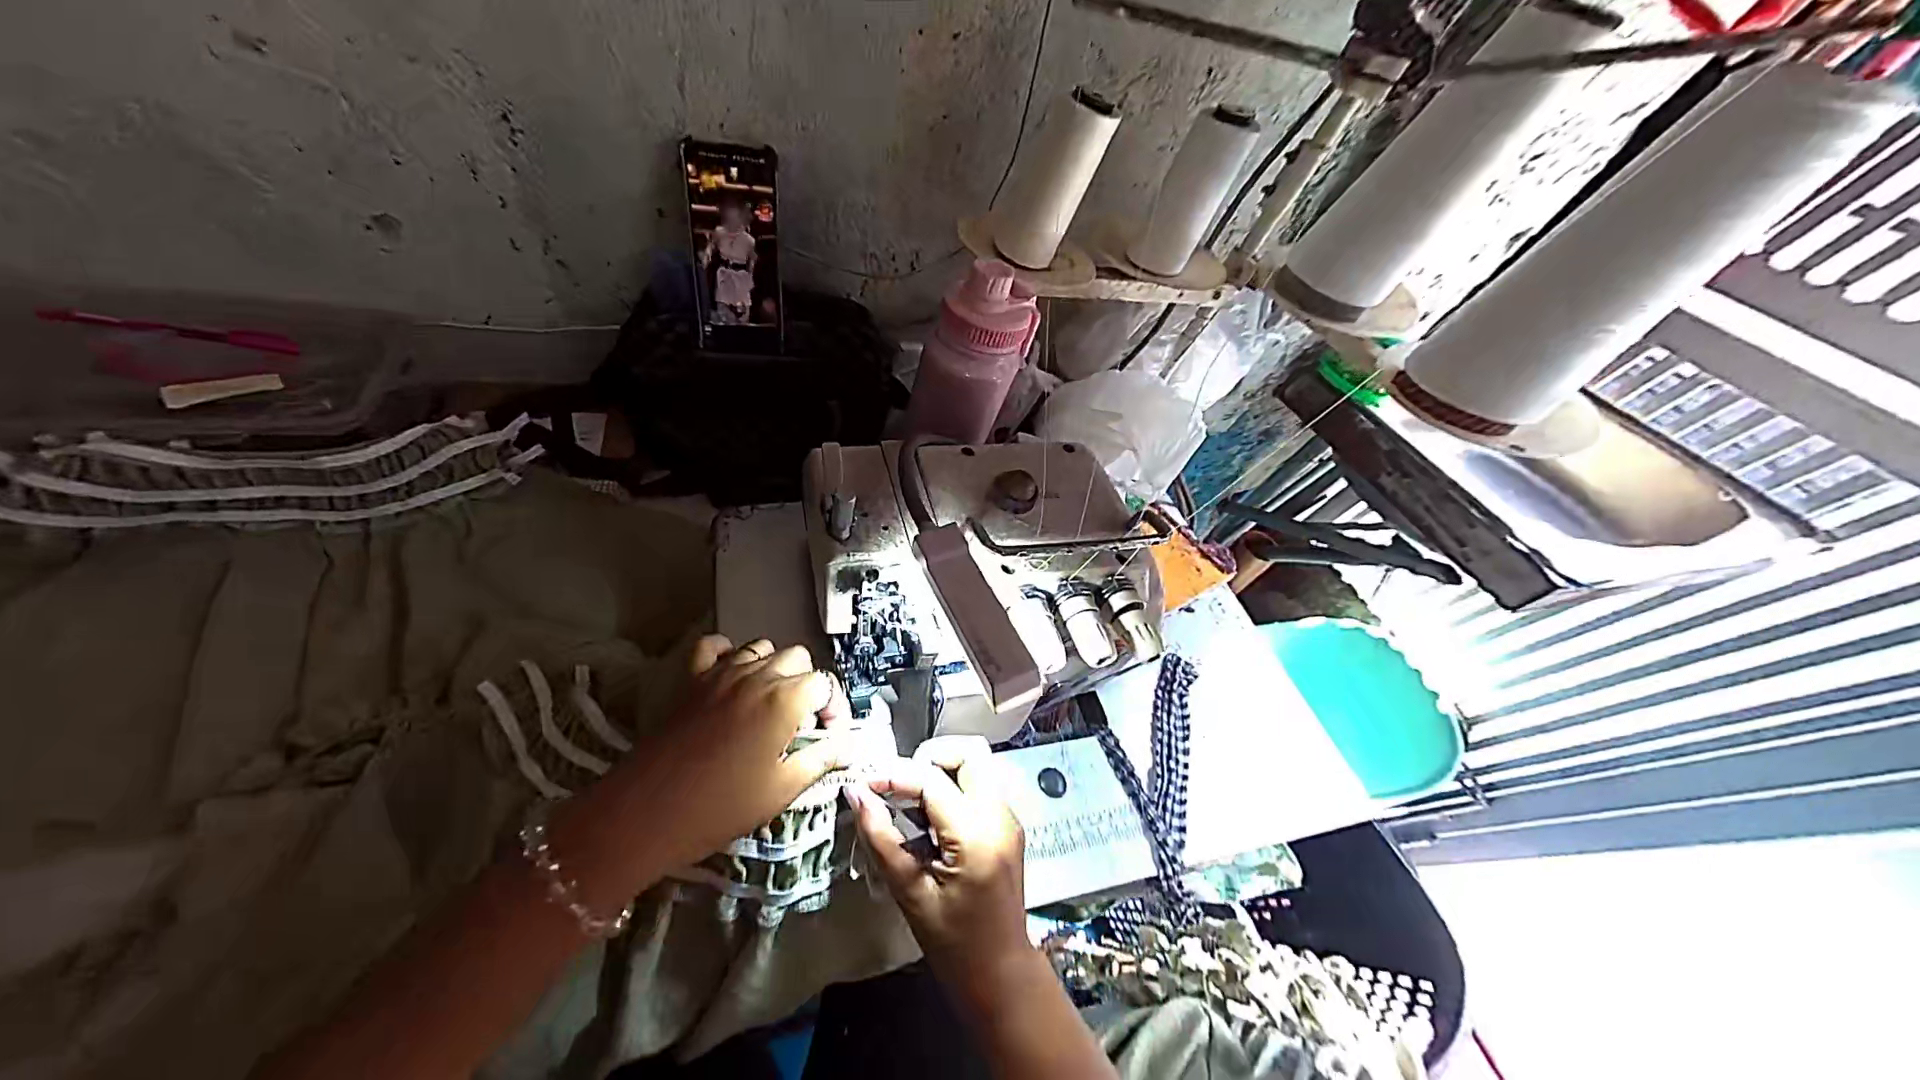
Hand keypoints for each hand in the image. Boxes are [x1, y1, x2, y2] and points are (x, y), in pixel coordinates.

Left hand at [619, 635, 849, 869]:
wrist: (648, 813)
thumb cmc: (722, 805)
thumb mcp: (783, 789)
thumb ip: (821, 759)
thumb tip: (843, 746)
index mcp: (785, 699)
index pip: (826, 684)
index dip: (834, 709)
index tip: (829, 737)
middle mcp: (757, 675)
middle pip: (798, 658)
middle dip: (807, 685)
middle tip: (800, 723)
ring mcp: (721, 673)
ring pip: (761, 647)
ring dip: (773, 669)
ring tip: (769, 704)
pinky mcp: (692, 679)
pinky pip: (714, 646)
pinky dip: (727, 653)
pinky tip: (732, 676)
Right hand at [845, 736, 1029, 988]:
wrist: (1001, 973)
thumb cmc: (954, 944)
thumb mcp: (910, 894)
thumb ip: (882, 839)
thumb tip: (857, 795)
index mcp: (976, 835)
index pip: (932, 779)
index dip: (893, 775)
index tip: (865, 784)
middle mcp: (1000, 817)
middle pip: (968, 753)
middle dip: (927, 758)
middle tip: (896, 785)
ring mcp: (1008, 819)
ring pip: (977, 765)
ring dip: (941, 770)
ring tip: (910, 800)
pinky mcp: (1007, 826)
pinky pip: (980, 787)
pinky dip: (953, 787)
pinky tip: (929, 818)